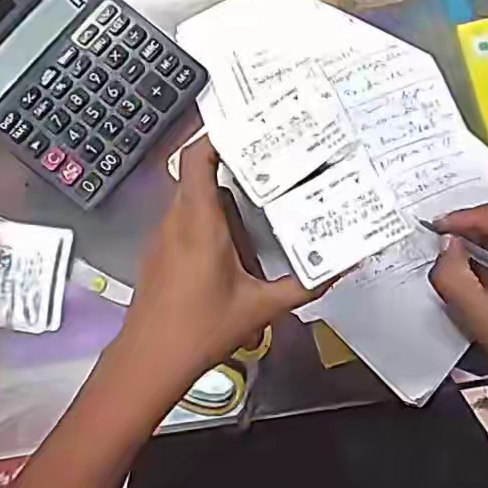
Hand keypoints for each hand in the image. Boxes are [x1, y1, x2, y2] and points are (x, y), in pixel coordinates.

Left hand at [111, 138, 318, 383]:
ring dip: (225, 209)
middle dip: (236, 176)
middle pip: (203, 178)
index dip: (216, 135)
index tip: (244, 126)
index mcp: (198, 223)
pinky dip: (211, 229)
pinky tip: (234, 257)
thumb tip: (337, 269)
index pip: (196, 159)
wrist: (149, 360)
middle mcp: (176, 222)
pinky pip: (187, 225)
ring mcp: (163, 237)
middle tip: (270, 172)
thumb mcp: (260, 308)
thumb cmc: (199, 331)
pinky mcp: (159, 254)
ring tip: (259, 222)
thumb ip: (303, 286)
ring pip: (196, 204)